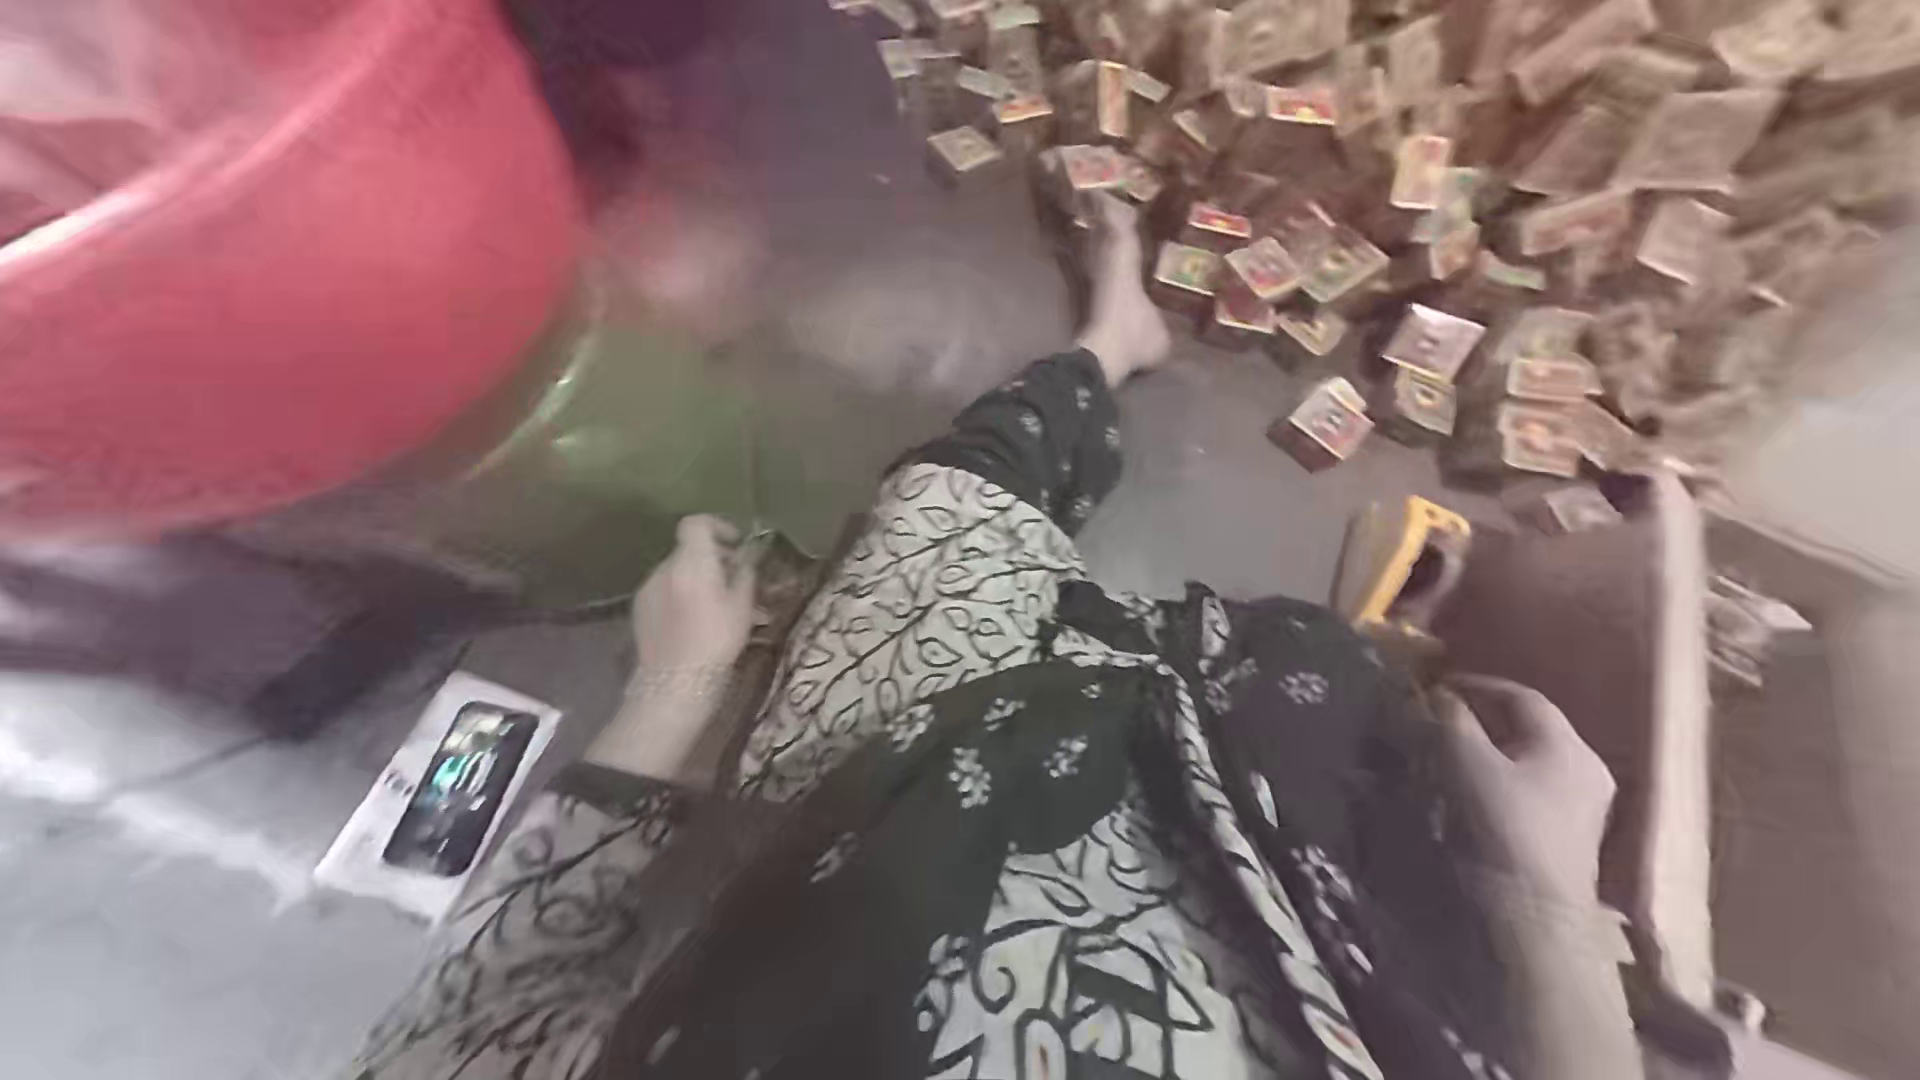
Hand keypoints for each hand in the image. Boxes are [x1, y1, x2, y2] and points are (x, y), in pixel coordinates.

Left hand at [592, 516, 757, 781]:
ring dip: (699, 578)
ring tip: (719, 604)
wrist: (674, 683)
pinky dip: (683, 594)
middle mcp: (665, 569)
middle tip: (736, 579)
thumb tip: (744, 558)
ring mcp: (648, 588)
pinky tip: (697, 619)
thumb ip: (744, 574)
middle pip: (689, 549)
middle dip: (714, 558)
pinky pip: (667, 589)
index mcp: (692, 563)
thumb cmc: (716, 641)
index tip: (736, 544)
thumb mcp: (742, 605)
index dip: (718, 526)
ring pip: (679, 571)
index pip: (696, 524)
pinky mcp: (640, 608)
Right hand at [1435, 675, 1616, 907]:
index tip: (1437, 683)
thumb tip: (1438, 693)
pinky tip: (1473, 775)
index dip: (1477, 683)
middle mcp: (1586, 767)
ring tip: (1450, 740)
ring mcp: (1584, 800)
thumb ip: (1451, 719)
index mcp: (1568, 746)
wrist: (1533, 905)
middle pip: (1530, 724)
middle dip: (1482, 711)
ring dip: (1490, 739)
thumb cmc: (1502, 821)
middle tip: (1440, 709)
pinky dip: (1500, 764)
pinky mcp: (1570, 827)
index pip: (1522, 696)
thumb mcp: (1466, 760)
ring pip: (1530, 751)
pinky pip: (1533, 776)